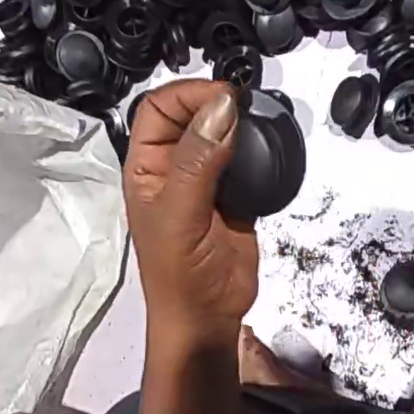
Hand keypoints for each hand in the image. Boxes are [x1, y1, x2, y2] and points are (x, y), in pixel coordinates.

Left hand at [123, 79, 257, 349]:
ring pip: (221, 136)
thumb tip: (221, 110)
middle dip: (216, 103)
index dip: (188, 95)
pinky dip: (257, 153)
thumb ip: (198, 162)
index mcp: (146, 168)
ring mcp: (206, 184)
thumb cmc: (180, 277)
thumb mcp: (181, 215)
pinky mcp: (234, 199)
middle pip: (192, 115)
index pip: (159, 109)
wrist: (208, 318)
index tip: (223, 97)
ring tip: (259, 122)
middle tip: (246, 107)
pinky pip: (246, 164)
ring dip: (239, 125)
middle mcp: (174, 169)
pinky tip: (266, 151)